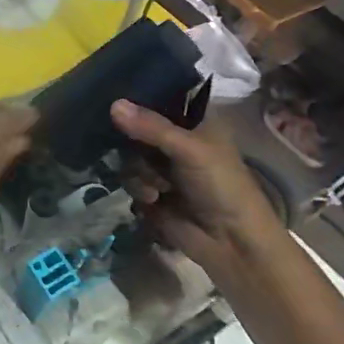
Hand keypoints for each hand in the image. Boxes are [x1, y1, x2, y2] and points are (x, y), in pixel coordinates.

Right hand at [110, 100, 280, 273]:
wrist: (231, 242)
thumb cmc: (221, 186)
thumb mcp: (190, 150)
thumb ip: (151, 128)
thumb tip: (113, 104)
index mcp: (193, 124)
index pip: (160, 101)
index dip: (138, 101)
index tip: (116, 101)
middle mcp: (175, 143)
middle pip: (136, 131)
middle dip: (135, 145)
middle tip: (142, 153)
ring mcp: (162, 169)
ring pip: (130, 158)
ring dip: (139, 173)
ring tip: (158, 189)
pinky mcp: (151, 194)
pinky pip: (129, 182)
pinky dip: (138, 190)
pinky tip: (153, 200)